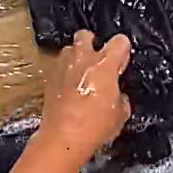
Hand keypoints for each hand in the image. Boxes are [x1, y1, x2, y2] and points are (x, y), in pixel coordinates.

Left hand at [36, 31, 130, 163]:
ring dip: (76, 58)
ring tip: (81, 75)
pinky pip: (59, 65)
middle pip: (87, 34)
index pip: (120, 41)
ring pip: (70, 49)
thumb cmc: (95, 126)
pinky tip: (68, 87)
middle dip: (93, 44)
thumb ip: (120, 95)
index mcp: (105, 63)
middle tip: (97, 62)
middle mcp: (83, 58)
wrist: (63, 138)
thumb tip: (116, 93)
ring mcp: (63, 65)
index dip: (123, 51)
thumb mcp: (121, 113)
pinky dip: (64, 72)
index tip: (121, 63)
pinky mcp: (49, 76)